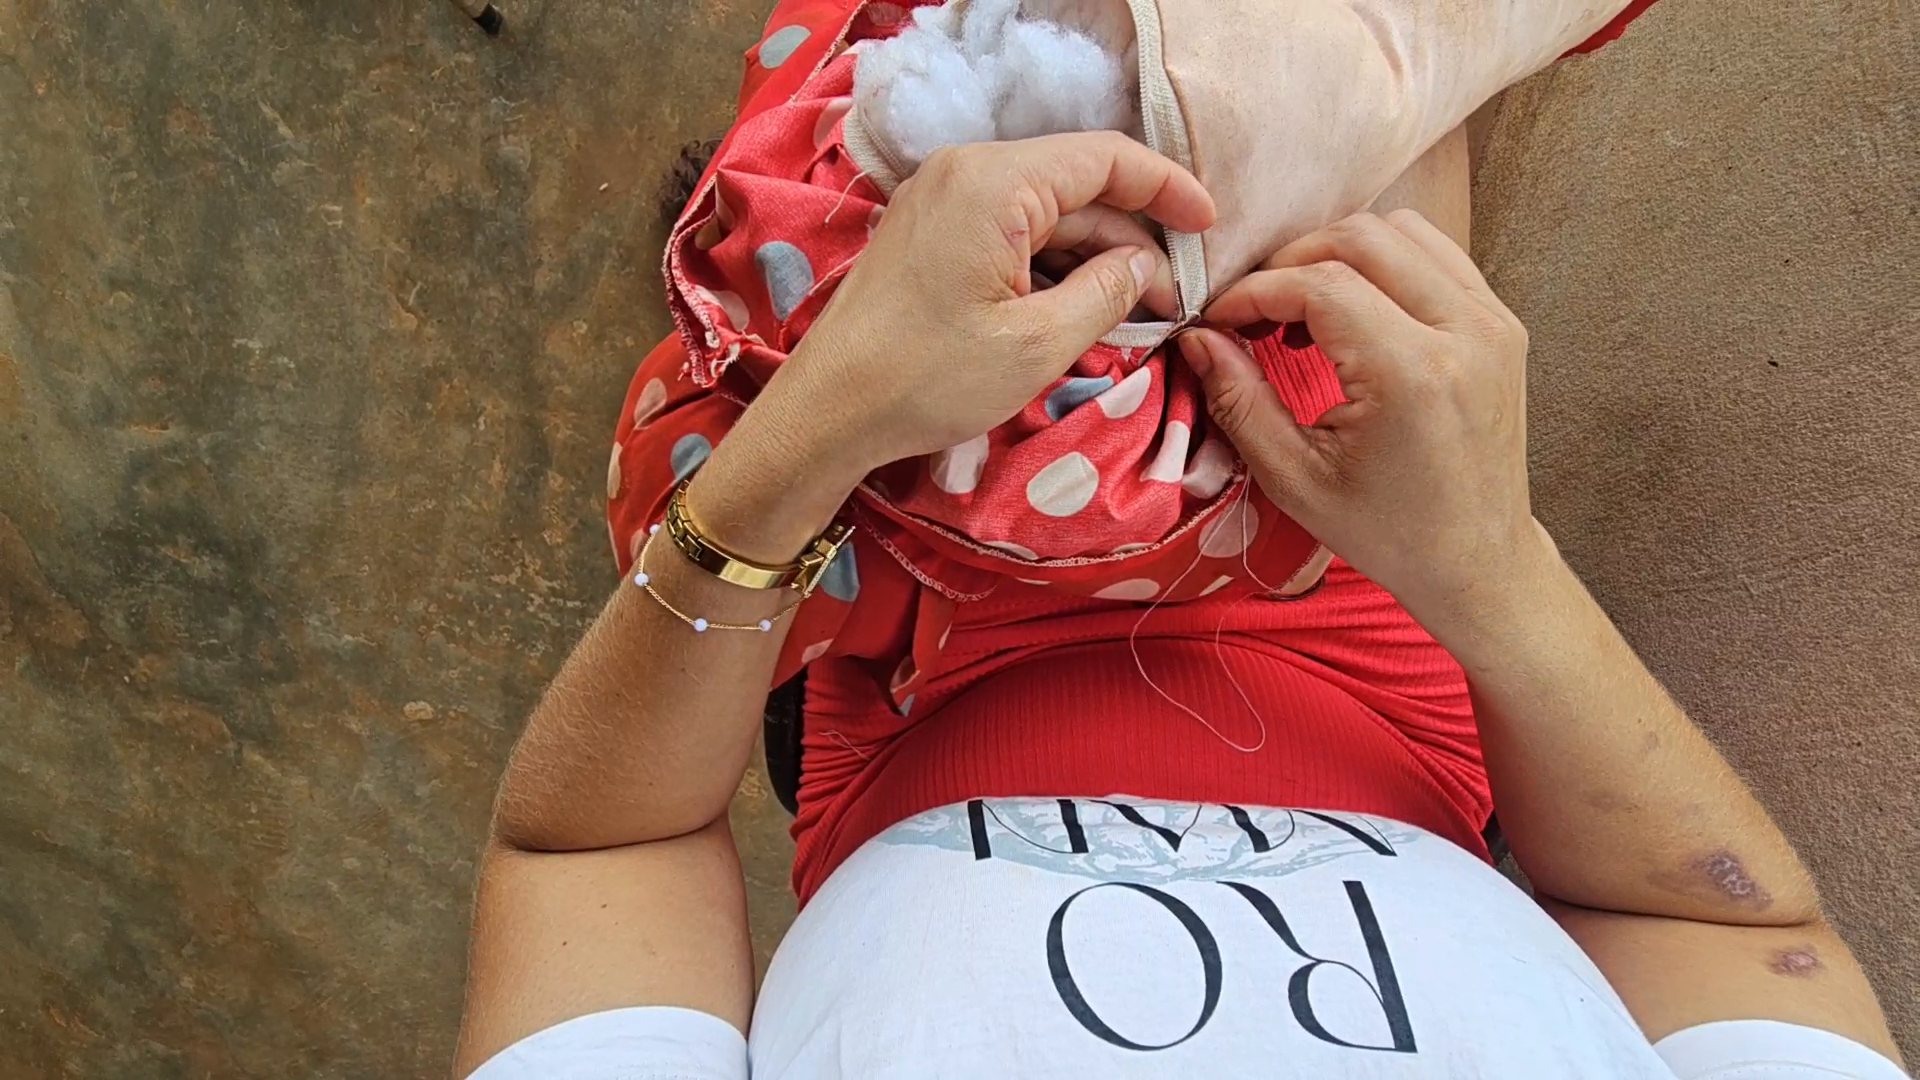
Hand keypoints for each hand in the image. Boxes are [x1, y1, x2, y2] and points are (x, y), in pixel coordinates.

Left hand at [686, 132, 1212, 564]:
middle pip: (1073, 191)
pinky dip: (1044, 270)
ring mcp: (938, 205)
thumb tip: (1145, 265)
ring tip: (1126, 315)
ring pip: (1039, 218)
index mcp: (995, 183)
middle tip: (1165, 302)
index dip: (1167, 189)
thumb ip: (1105, 292)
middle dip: (1127, 242)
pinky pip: (1004, 239)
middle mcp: (963, 175)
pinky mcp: (925, 240)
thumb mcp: (1036, 345)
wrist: (829, 412)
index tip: (1209, 225)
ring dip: (1086, 262)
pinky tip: (1070, 309)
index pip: (1104, 159)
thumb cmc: (929, 380)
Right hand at [1180, 209, 1546, 636]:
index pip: (1321, 284)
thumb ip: (1240, 400)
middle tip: (1250, 310)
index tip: (1216, 319)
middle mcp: (1465, 330)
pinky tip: (1344, 313)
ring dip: (1335, 257)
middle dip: (1289, 262)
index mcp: (1411, 373)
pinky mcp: (1499, 324)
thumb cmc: (1383, 530)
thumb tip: (1198, 340)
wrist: (1474, 558)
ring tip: (1294, 310)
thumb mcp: (1292, 478)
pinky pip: (1432, 256)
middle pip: (1363, 237)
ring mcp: (1493, 320)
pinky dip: (1377, 266)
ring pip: (1402, 231)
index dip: (1254, 291)